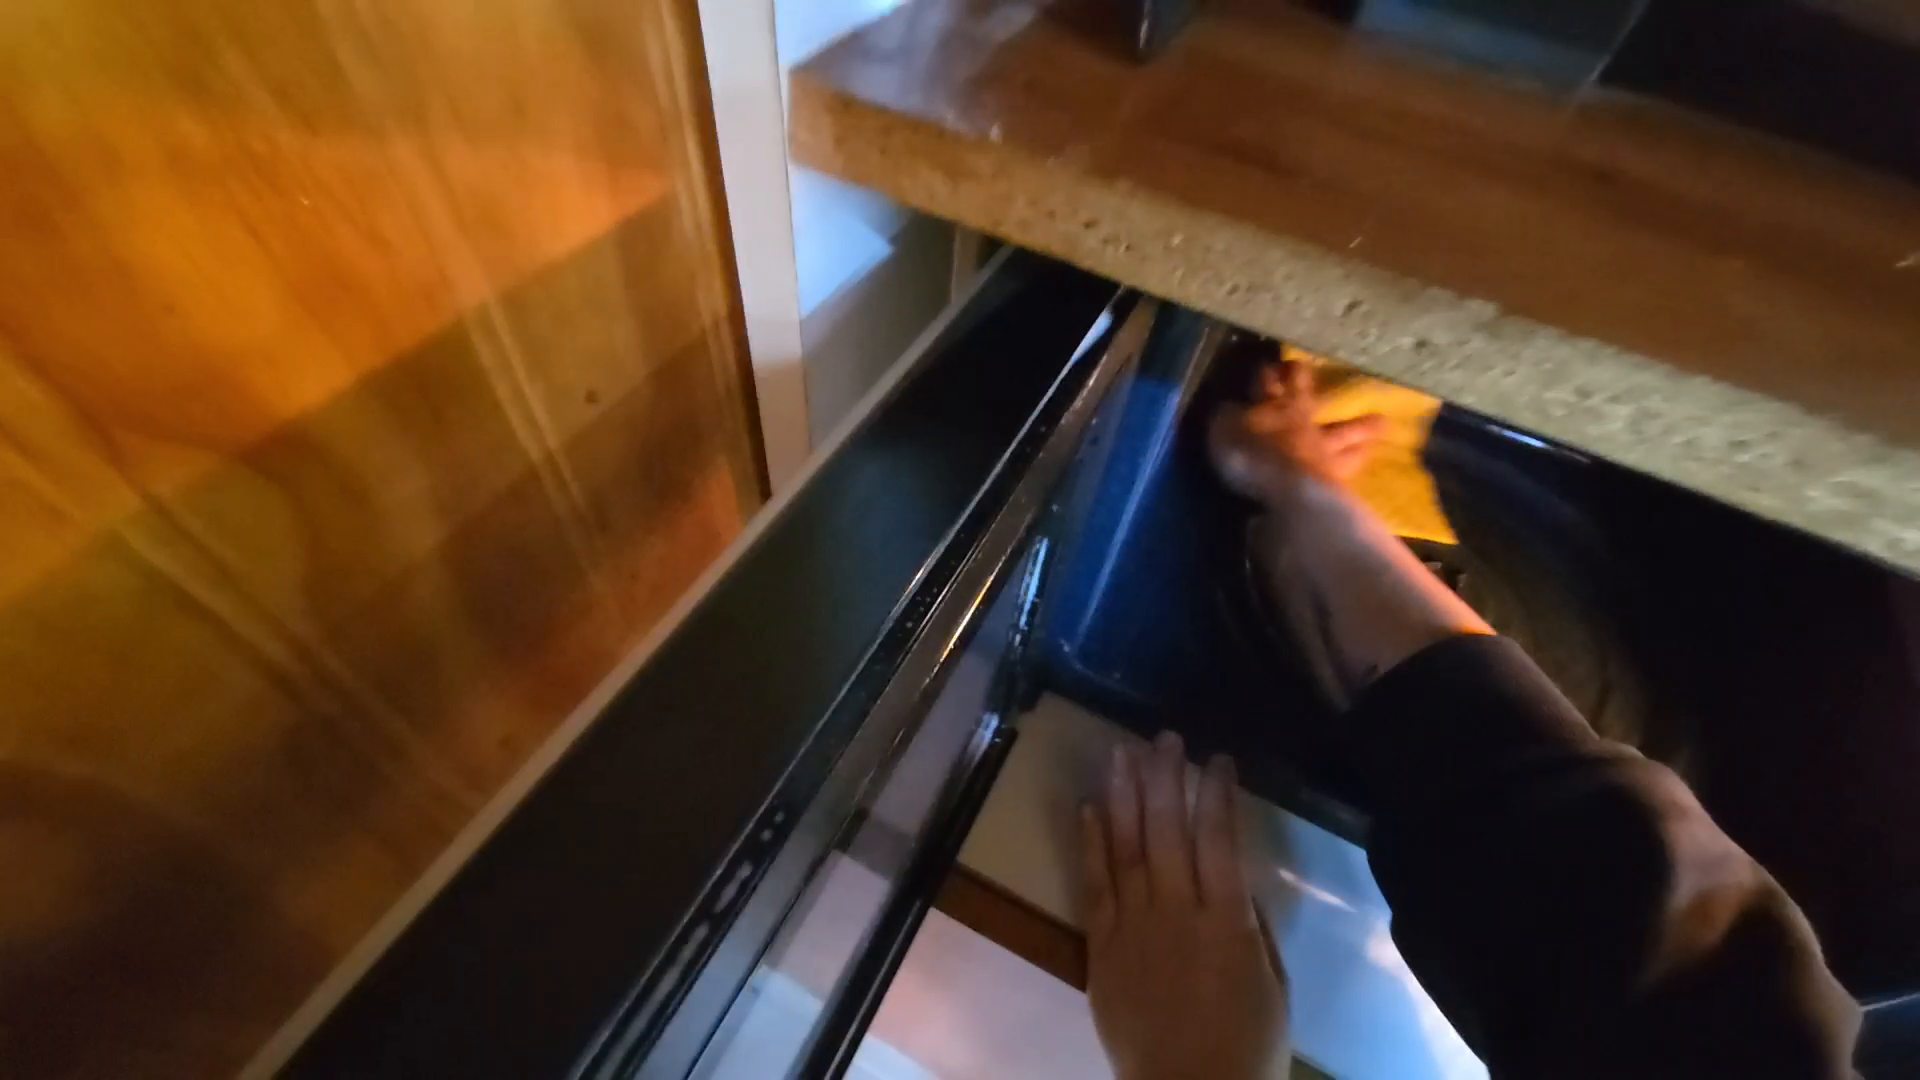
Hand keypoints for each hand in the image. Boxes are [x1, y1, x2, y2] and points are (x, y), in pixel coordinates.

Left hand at [1082, 732, 1289, 1079]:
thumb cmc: (1246, 1046)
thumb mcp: (1274, 985)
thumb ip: (1251, 923)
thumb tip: (1231, 874)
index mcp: (1226, 921)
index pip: (1219, 839)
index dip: (1216, 793)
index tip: (1216, 758)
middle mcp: (1176, 911)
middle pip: (1166, 829)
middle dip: (1165, 777)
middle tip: (1164, 738)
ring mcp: (1133, 923)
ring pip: (1126, 844)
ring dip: (1123, 793)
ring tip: (1121, 752)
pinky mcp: (1101, 941)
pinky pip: (1094, 882)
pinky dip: (1091, 841)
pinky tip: (1089, 806)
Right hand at [1209, 356, 1385, 502]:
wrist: (1287, 489)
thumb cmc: (1250, 454)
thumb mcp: (1224, 430)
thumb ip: (1228, 417)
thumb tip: (1231, 407)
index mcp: (1275, 407)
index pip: (1269, 382)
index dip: (1269, 373)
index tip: (1274, 362)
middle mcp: (1303, 422)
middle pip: (1311, 398)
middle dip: (1315, 389)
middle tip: (1327, 375)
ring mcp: (1324, 449)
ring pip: (1346, 433)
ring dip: (1361, 428)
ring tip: (1381, 423)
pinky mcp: (1336, 478)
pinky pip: (1351, 466)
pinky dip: (1360, 459)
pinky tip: (1369, 457)